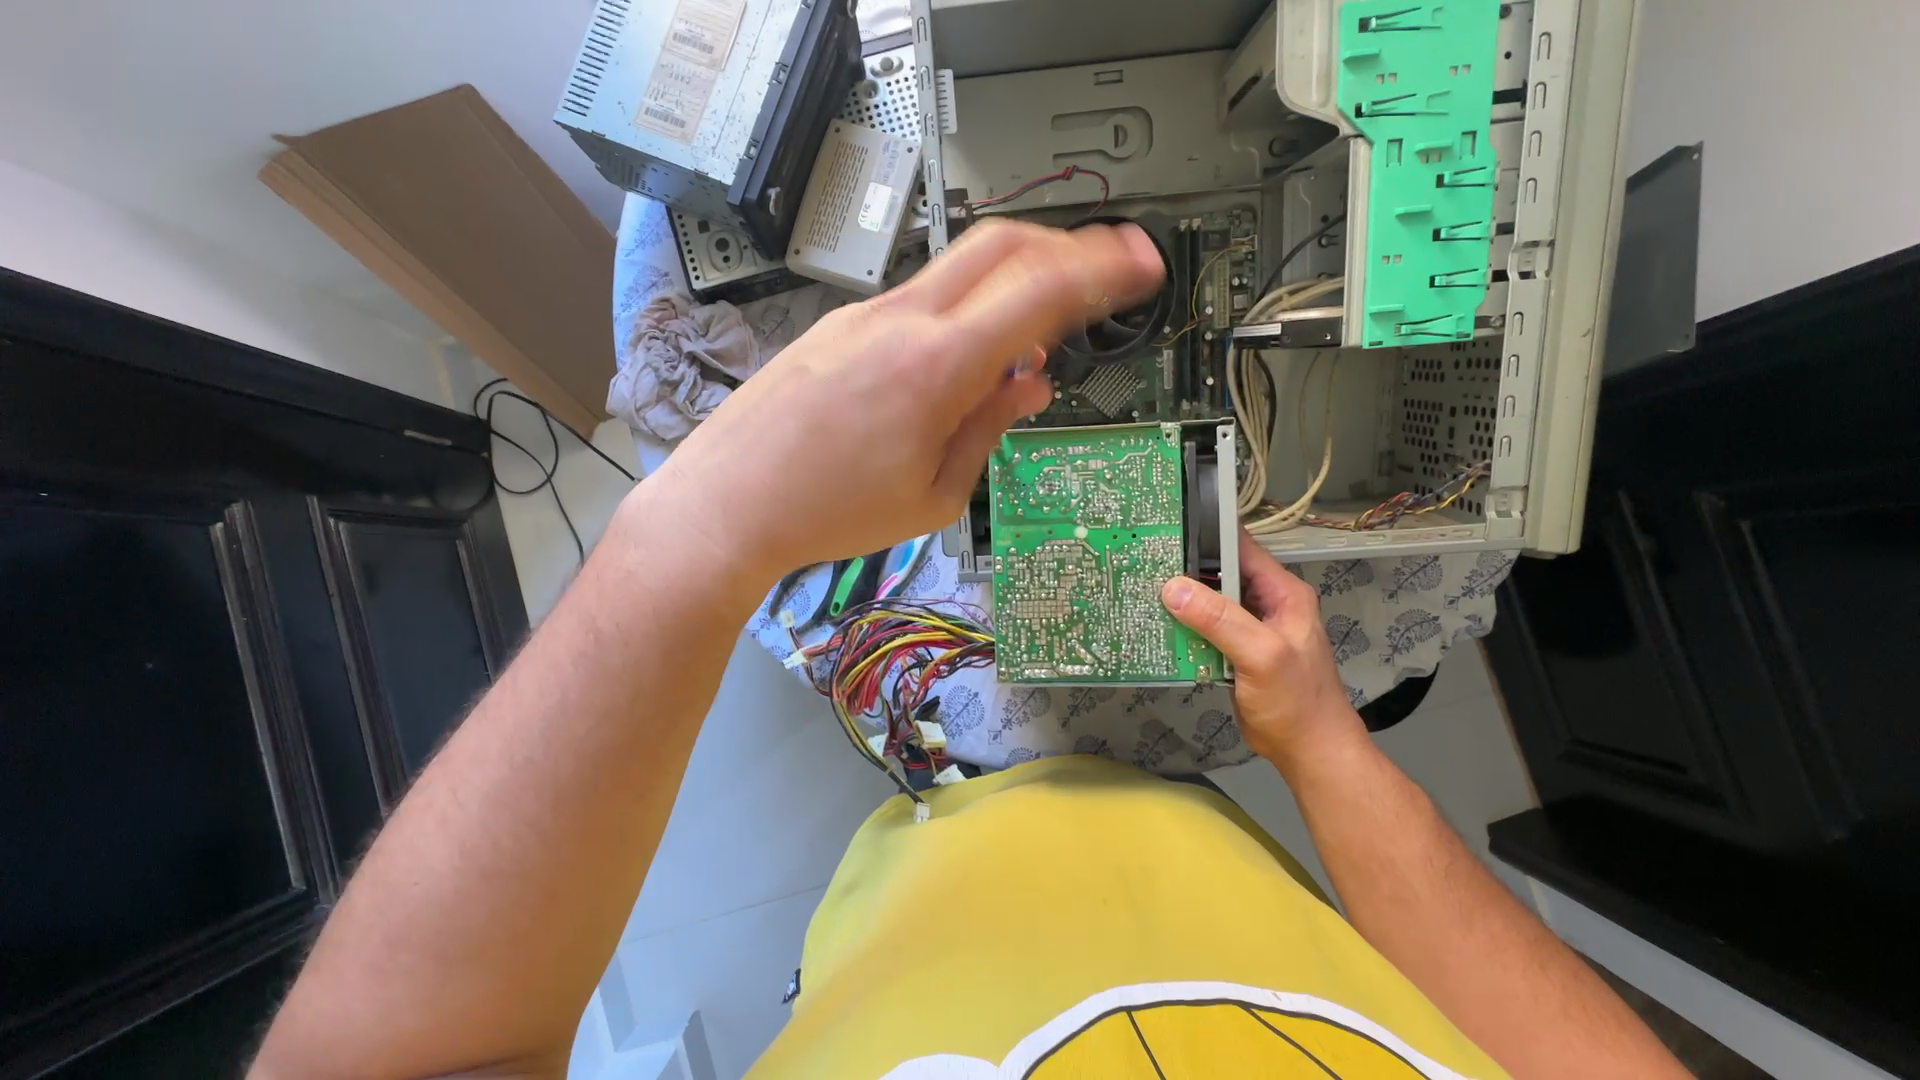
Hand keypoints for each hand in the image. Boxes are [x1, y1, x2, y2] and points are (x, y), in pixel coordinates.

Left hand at [644, 220, 1164, 578]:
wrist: (728, 502)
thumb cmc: (825, 512)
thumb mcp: (934, 494)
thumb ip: (991, 427)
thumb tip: (1030, 387)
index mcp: (937, 367)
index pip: (1041, 290)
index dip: (1103, 269)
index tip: (1139, 263)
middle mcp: (900, 322)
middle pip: (1002, 242)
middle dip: (1066, 245)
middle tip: (1101, 271)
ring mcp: (865, 317)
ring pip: (959, 266)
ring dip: (1011, 280)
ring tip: (1034, 335)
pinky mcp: (841, 326)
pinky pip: (920, 296)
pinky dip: (963, 308)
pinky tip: (967, 354)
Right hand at [1162, 530, 1368, 769]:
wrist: (1309, 752)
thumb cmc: (1296, 701)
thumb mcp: (1260, 654)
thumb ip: (1220, 619)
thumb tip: (1173, 588)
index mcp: (1282, 593)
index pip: (1241, 548)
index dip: (1207, 535)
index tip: (1168, 528)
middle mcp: (1266, 604)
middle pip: (1220, 575)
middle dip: (1185, 569)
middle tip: (1143, 559)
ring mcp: (1250, 629)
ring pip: (1209, 604)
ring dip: (1181, 601)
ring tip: (1140, 586)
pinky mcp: (1235, 652)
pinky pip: (1205, 631)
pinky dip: (1183, 629)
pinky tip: (1155, 625)